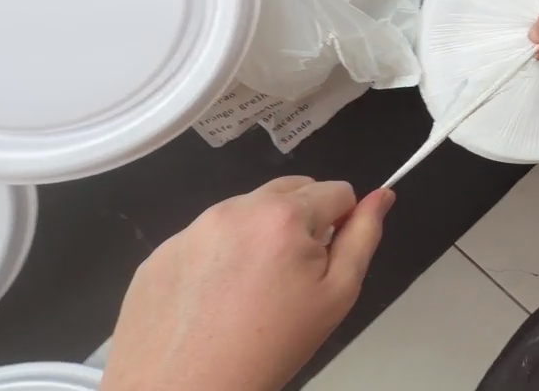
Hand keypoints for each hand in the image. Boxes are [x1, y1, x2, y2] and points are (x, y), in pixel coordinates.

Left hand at [102, 178, 393, 390]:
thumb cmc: (269, 347)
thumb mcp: (337, 295)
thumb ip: (364, 235)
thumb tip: (382, 194)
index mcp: (284, 214)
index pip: (338, 191)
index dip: (340, 225)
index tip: (320, 266)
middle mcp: (236, 209)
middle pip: (293, 190)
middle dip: (302, 220)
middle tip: (287, 276)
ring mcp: (190, 231)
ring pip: (249, 210)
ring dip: (261, 232)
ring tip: (248, 288)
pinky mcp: (157, 255)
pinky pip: (207, 236)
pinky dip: (219, 254)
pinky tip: (212, 298)